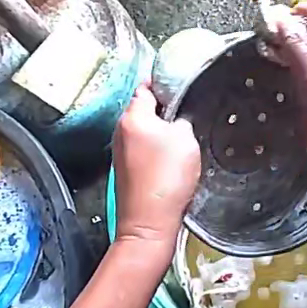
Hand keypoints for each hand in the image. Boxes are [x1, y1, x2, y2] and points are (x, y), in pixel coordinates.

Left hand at [112, 87, 200, 244]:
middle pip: (144, 110)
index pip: (146, 88)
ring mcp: (120, 151)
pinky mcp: (125, 169)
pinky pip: (142, 151)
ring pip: (144, 132)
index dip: (164, 85)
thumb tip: (176, 119)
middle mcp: (121, 131)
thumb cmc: (166, 179)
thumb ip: (180, 120)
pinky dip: (155, 153)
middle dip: (164, 113)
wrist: (149, 222)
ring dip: (160, 135)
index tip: (178, 89)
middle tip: (185, 120)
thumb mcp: (186, 139)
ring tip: (180, 146)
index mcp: (133, 117)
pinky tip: (170, 165)